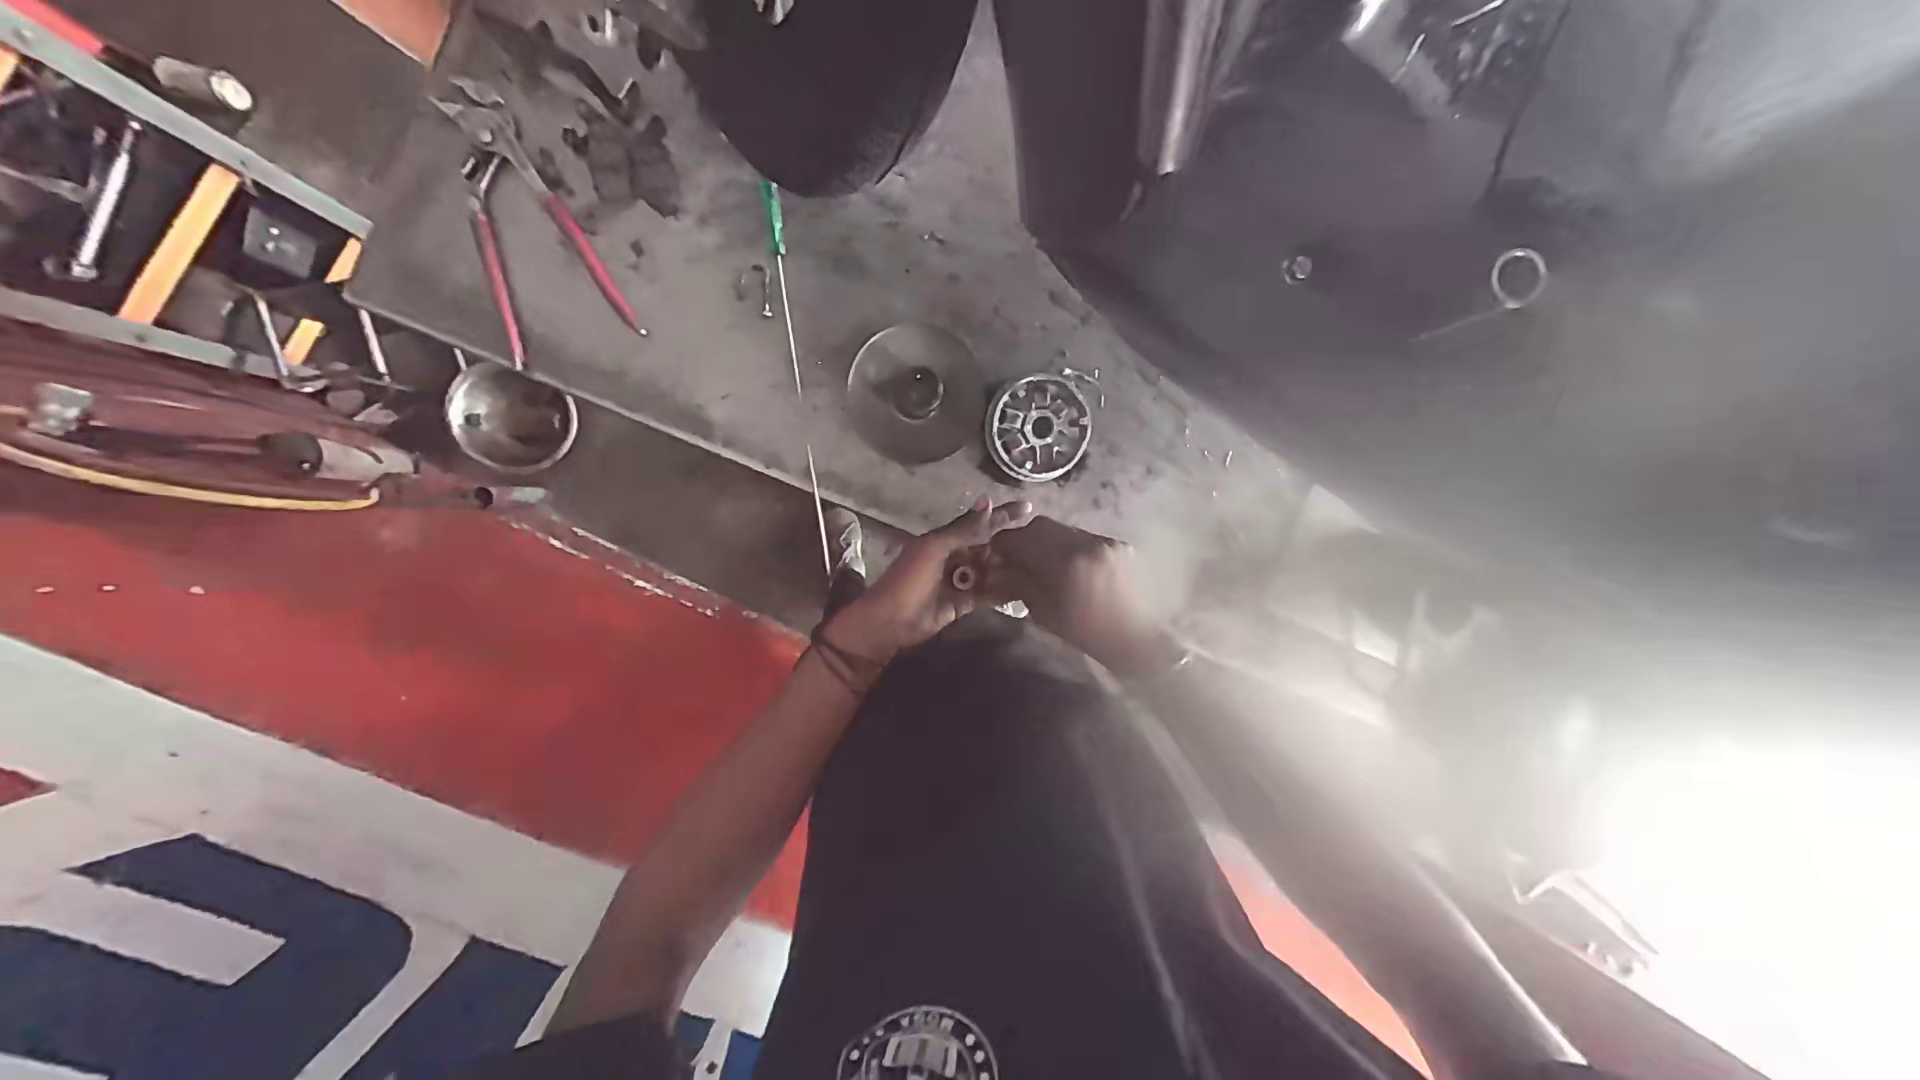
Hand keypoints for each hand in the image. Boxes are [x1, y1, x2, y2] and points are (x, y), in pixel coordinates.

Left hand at [823, 498, 1033, 662]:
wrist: (889, 623)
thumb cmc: (908, 580)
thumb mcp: (934, 549)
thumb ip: (963, 528)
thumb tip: (989, 502)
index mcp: (944, 539)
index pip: (978, 523)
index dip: (1002, 516)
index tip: (1028, 509)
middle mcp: (954, 557)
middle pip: (987, 547)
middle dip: (1010, 544)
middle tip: (1042, 543)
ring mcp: (958, 581)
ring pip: (990, 570)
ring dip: (1010, 567)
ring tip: (1041, 565)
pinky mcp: (962, 604)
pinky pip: (987, 594)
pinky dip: (1003, 591)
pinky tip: (1026, 588)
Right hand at [985, 516, 1178, 676]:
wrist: (1137, 642)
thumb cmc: (1087, 635)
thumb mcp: (1044, 612)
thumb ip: (1018, 583)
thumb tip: (996, 567)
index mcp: (1067, 561)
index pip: (1022, 537)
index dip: (1003, 544)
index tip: (994, 557)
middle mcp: (1087, 542)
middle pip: (1042, 526)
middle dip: (1024, 540)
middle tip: (1014, 559)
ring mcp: (1105, 541)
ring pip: (1063, 529)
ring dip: (1047, 542)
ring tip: (1042, 566)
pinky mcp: (1118, 545)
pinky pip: (1083, 538)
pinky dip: (1069, 548)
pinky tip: (1068, 568)